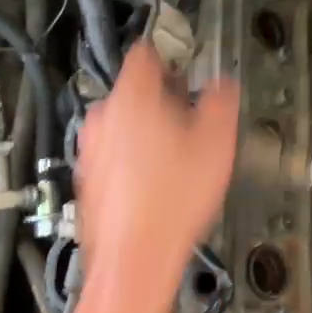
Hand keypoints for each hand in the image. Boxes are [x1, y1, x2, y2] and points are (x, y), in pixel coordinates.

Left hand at [76, 45, 239, 285]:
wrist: (135, 260)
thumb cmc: (171, 204)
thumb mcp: (216, 143)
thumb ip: (220, 100)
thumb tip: (221, 84)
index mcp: (132, 97)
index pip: (145, 52)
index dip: (171, 56)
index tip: (185, 68)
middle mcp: (104, 117)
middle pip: (135, 89)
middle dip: (163, 100)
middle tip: (191, 120)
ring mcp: (92, 148)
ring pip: (124, 123)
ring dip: (149, 131)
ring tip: (178, 158)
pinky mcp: (89, 178)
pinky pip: (115, 154)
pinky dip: (134, 160)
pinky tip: (159, 184)